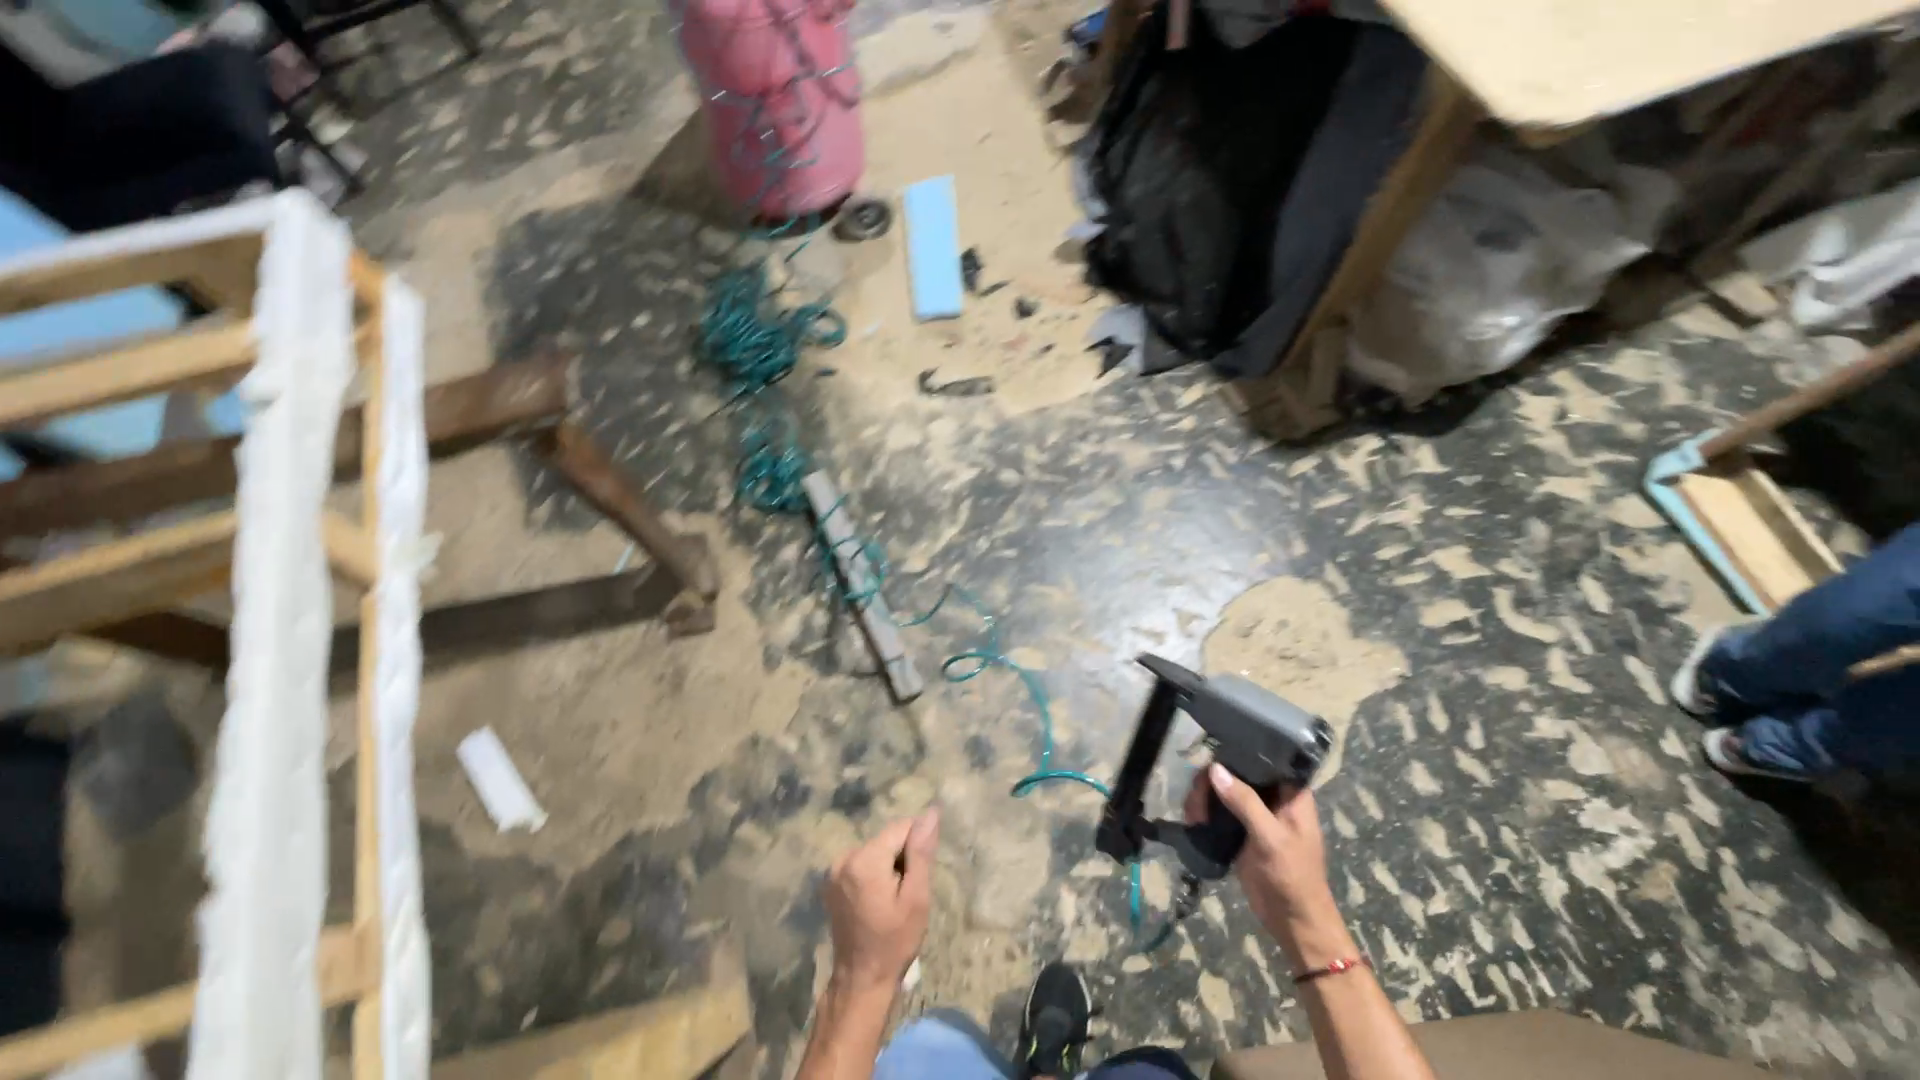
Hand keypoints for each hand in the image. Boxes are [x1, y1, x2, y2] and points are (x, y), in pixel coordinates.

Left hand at [823, 809, 940, 991]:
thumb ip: (921, 852)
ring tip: (892, 900)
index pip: (901, 828)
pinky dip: (873, 874)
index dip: (916, 847)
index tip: (918, 877)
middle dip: (901, 858)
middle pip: (886, 840)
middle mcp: (843, 858)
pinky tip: (877, 901)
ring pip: (874, 851)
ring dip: (888, 866)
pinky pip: (860, 864)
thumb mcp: (916, 897)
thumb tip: (931, 813)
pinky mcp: (830, 883)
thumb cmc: (895, 941)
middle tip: (907, 893)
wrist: (862, 978)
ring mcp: (833, 871)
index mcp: (864, 859)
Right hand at [1185, 763, 1345, 965]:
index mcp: (1291, 794)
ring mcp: (1256, 817)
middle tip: (1195, 795)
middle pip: (1238, 774)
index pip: (1265, 759)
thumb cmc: (1293, 876)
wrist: (1293, 921)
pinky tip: (1191, 820)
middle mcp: (1273, 800)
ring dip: (1205, 798)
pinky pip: (1219, 814)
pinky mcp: (1241, 834)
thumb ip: (1244, 802)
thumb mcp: (1271, 837)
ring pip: (1225, 793)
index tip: (1212, 753)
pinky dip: (1204, 814)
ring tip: (1191, 813)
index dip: (1239, 753)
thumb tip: (1214, 769)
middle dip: (1213, 780)